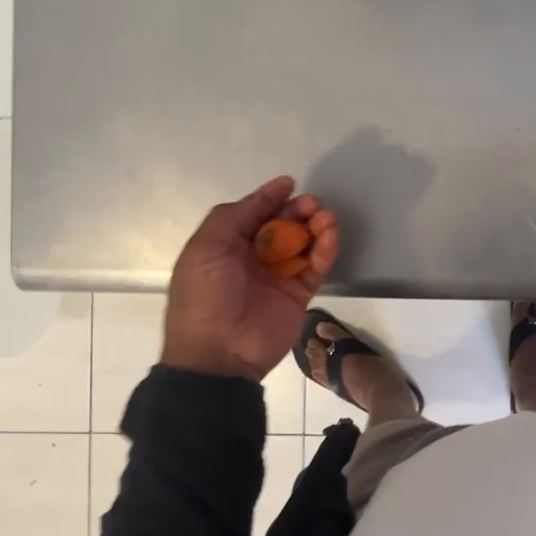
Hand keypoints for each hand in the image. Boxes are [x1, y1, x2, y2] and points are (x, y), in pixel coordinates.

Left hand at [160, 176, 340, 380]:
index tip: (290, 184)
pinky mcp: (299, 294)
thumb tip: (268, 194)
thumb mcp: (206, 248)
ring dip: (315, 227)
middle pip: (283, 225)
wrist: (218, 352)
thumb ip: (234, 216)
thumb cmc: (205, 295)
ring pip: (303, 243)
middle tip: (312, 205)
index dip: (270, 197)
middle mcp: (253, 257)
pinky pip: (316, 266)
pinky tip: (330, 236)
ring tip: (325, 218)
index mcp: (226, 245)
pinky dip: (325, 250)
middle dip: (297, 210)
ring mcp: (278, 276)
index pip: (254, 213)